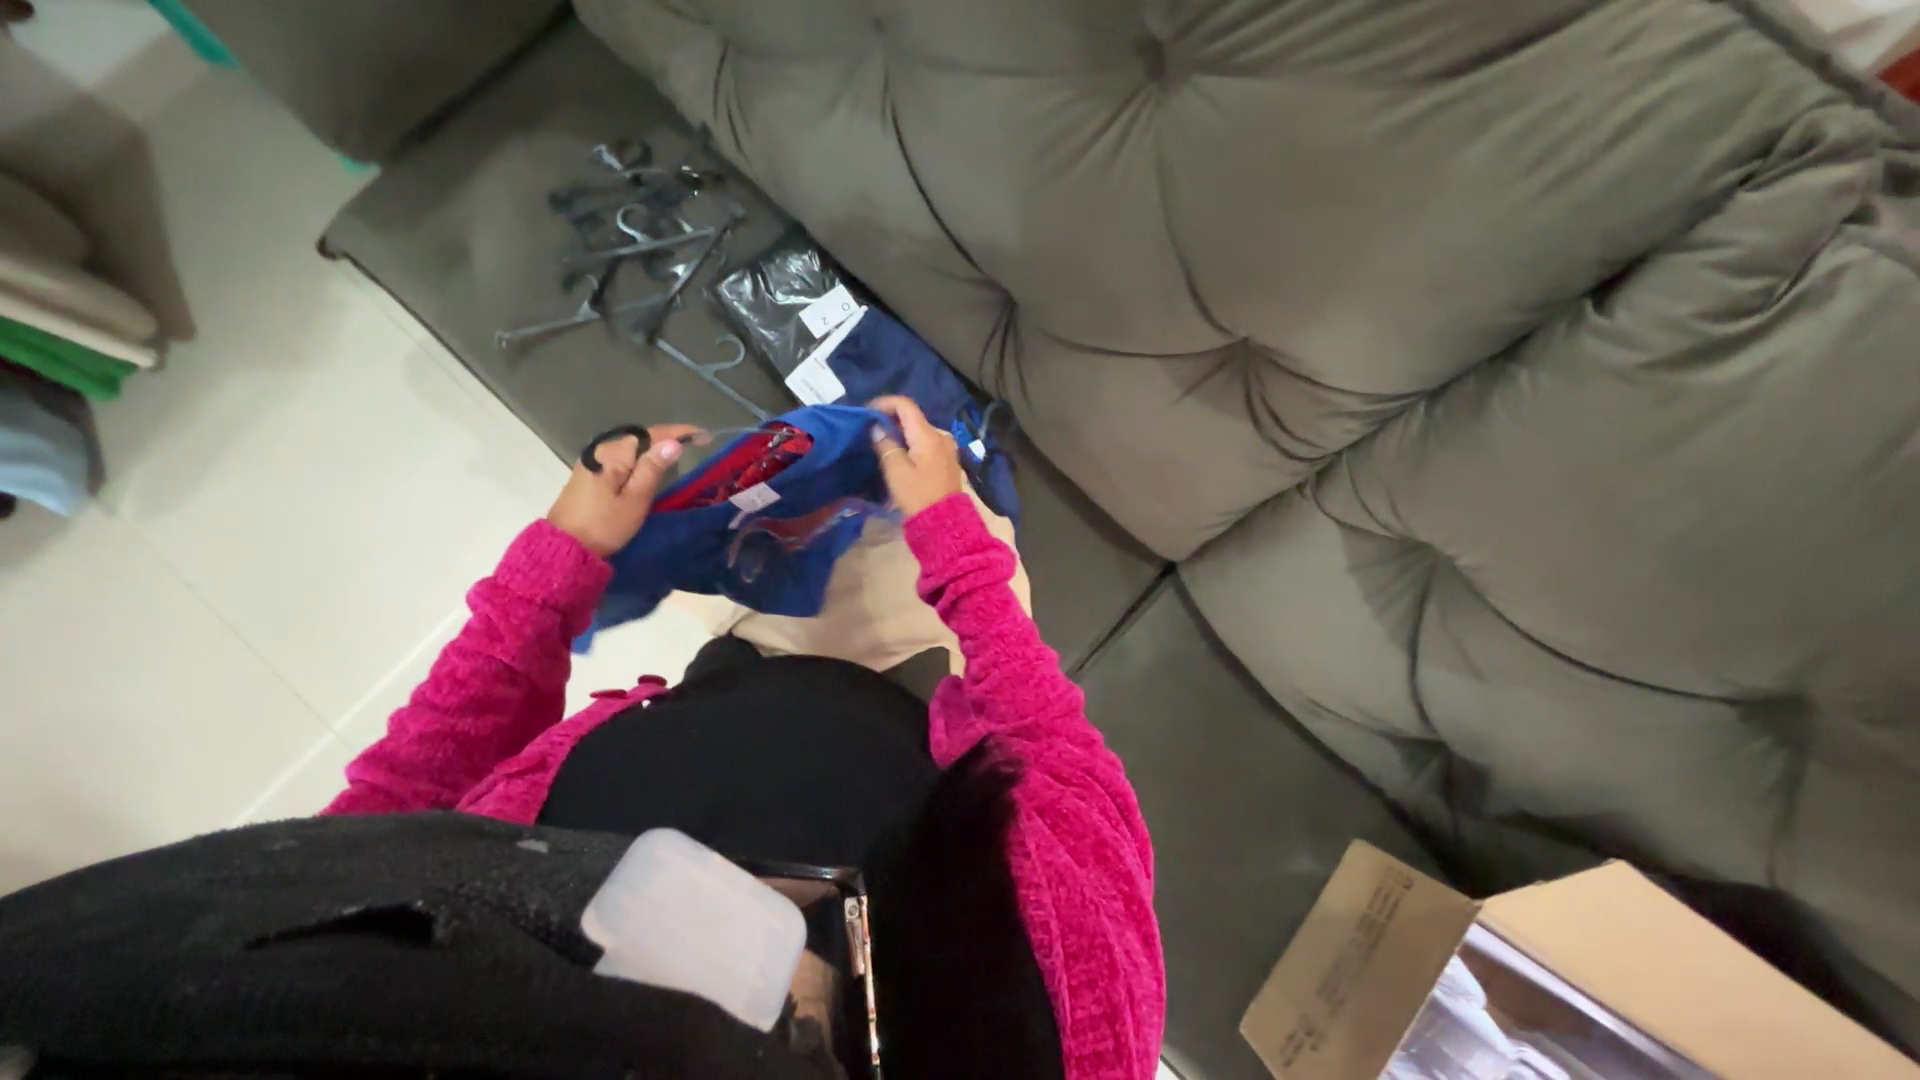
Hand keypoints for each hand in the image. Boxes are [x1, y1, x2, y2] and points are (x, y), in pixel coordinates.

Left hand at [546, 424, 701, 556]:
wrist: (566, 546)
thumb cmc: (605, 524)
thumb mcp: (636, 499)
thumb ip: (653, 468)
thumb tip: (673, 442)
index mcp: (614, 453)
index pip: (652, 434)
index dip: (680, 432)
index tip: (704, 435)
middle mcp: (601, 449)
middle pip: (640, 437)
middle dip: (668, 436)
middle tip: (696, 442)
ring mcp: (592, 460)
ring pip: (630, 446)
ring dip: (654, 446)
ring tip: (678, 450)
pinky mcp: (589, 472)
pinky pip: (620, 455)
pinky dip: (639, 456)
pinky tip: (650, 462)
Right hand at [871, 395, 964, 516]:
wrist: (945, 523)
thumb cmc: (918, 495)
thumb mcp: (895, 470)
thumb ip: (885, 444)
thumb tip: (877, 428)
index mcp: (928, 434)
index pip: (905, 405)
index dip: (883, 404)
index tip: (867, 415)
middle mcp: (941, 435)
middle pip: (912, 418)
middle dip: (890, 421)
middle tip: (870, 433)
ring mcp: (947, 448)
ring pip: (919, 432)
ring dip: (900, 434)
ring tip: (882, 446)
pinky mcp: (947, 461)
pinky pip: (926, 444)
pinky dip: (911, 445)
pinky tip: (900, 457)